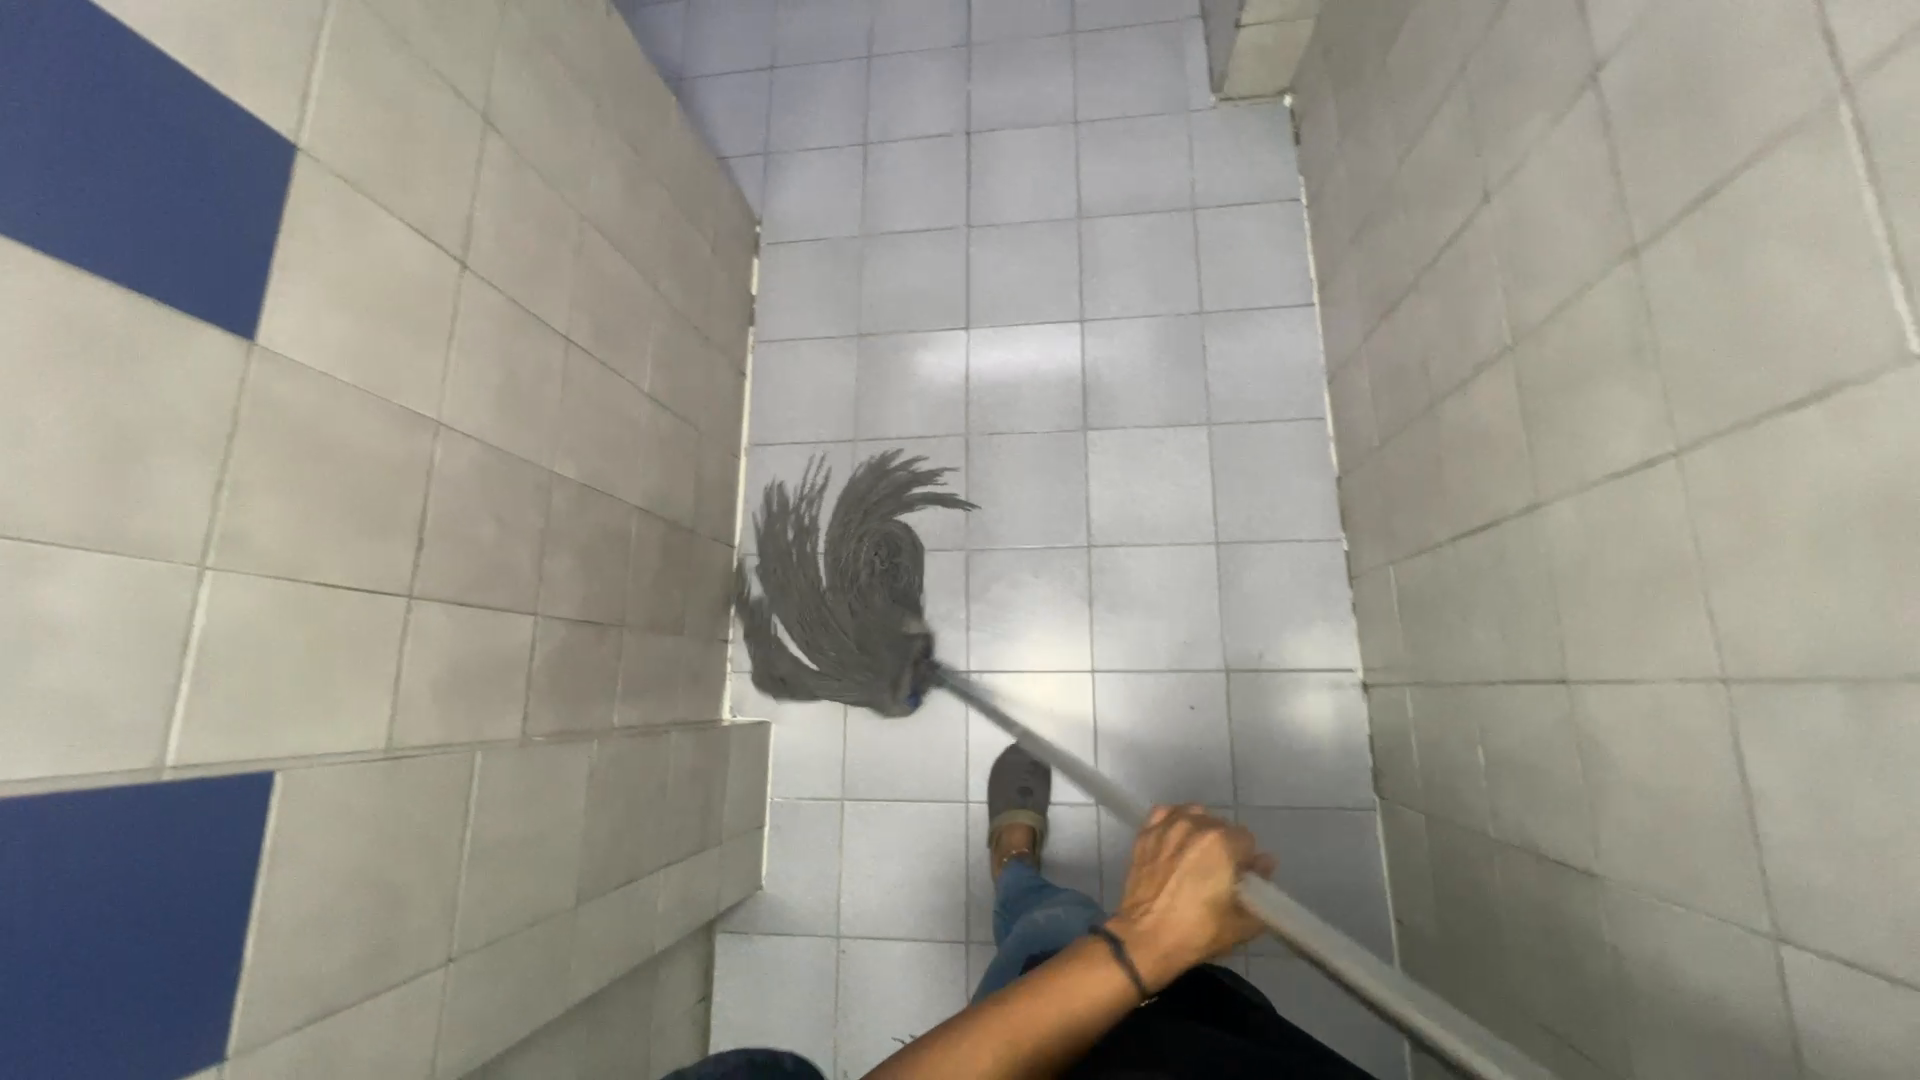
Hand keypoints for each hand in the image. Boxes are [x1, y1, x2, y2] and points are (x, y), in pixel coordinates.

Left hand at [1103, 805, 1276, 991]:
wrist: (1147, 936)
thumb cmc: (1198, 931)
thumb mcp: (1242, 921)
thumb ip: (1260, 887)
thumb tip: (1267, 861)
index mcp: (1223, 843)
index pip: (1246, 839)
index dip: (1246, 859)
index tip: (1239, 878)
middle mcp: (1195, 825)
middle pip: (1220, 826)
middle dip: (1224, 845)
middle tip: (1217, 872)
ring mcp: (1167, 826)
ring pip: (1194, 815)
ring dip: (1200, 830)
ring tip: (1195, 856)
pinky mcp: (1146, 833)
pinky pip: (1165, 814)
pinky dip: (1173, 822)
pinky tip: (1174, 842)